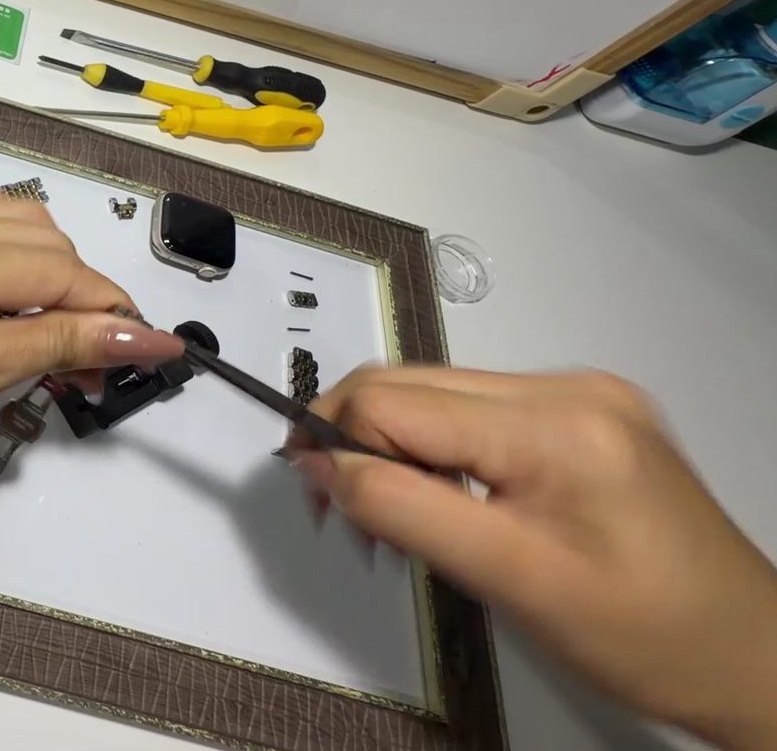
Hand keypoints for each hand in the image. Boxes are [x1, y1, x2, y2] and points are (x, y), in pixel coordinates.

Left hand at [0, 180, 178, 470]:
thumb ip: (53, 344)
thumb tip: (138, 336)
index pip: (57, 270)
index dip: (110, 310)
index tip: (149, 352)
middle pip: (46, 243)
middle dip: (83, 300)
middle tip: (88, 365)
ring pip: (23, 223)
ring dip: (53, 273)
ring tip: (54, 334)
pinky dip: (16, 247)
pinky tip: (14, 288)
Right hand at [289, 368, 776, 749]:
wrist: (754, 664)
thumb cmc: (645, 636)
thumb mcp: (507, 579)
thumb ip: (397, 508)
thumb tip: (316, 464)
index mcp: (555, 424)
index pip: (390, 403)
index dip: (335, 444)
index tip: (322, 503)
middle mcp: (564, 387)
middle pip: (400, 385)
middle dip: (350, 441)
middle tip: (337, 507)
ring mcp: (572, 393)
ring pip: (421, 393)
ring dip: (382, 445)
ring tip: (387, 509)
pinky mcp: (572, 410)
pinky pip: (456, 407)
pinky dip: (422, 445)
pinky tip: (432, 491)